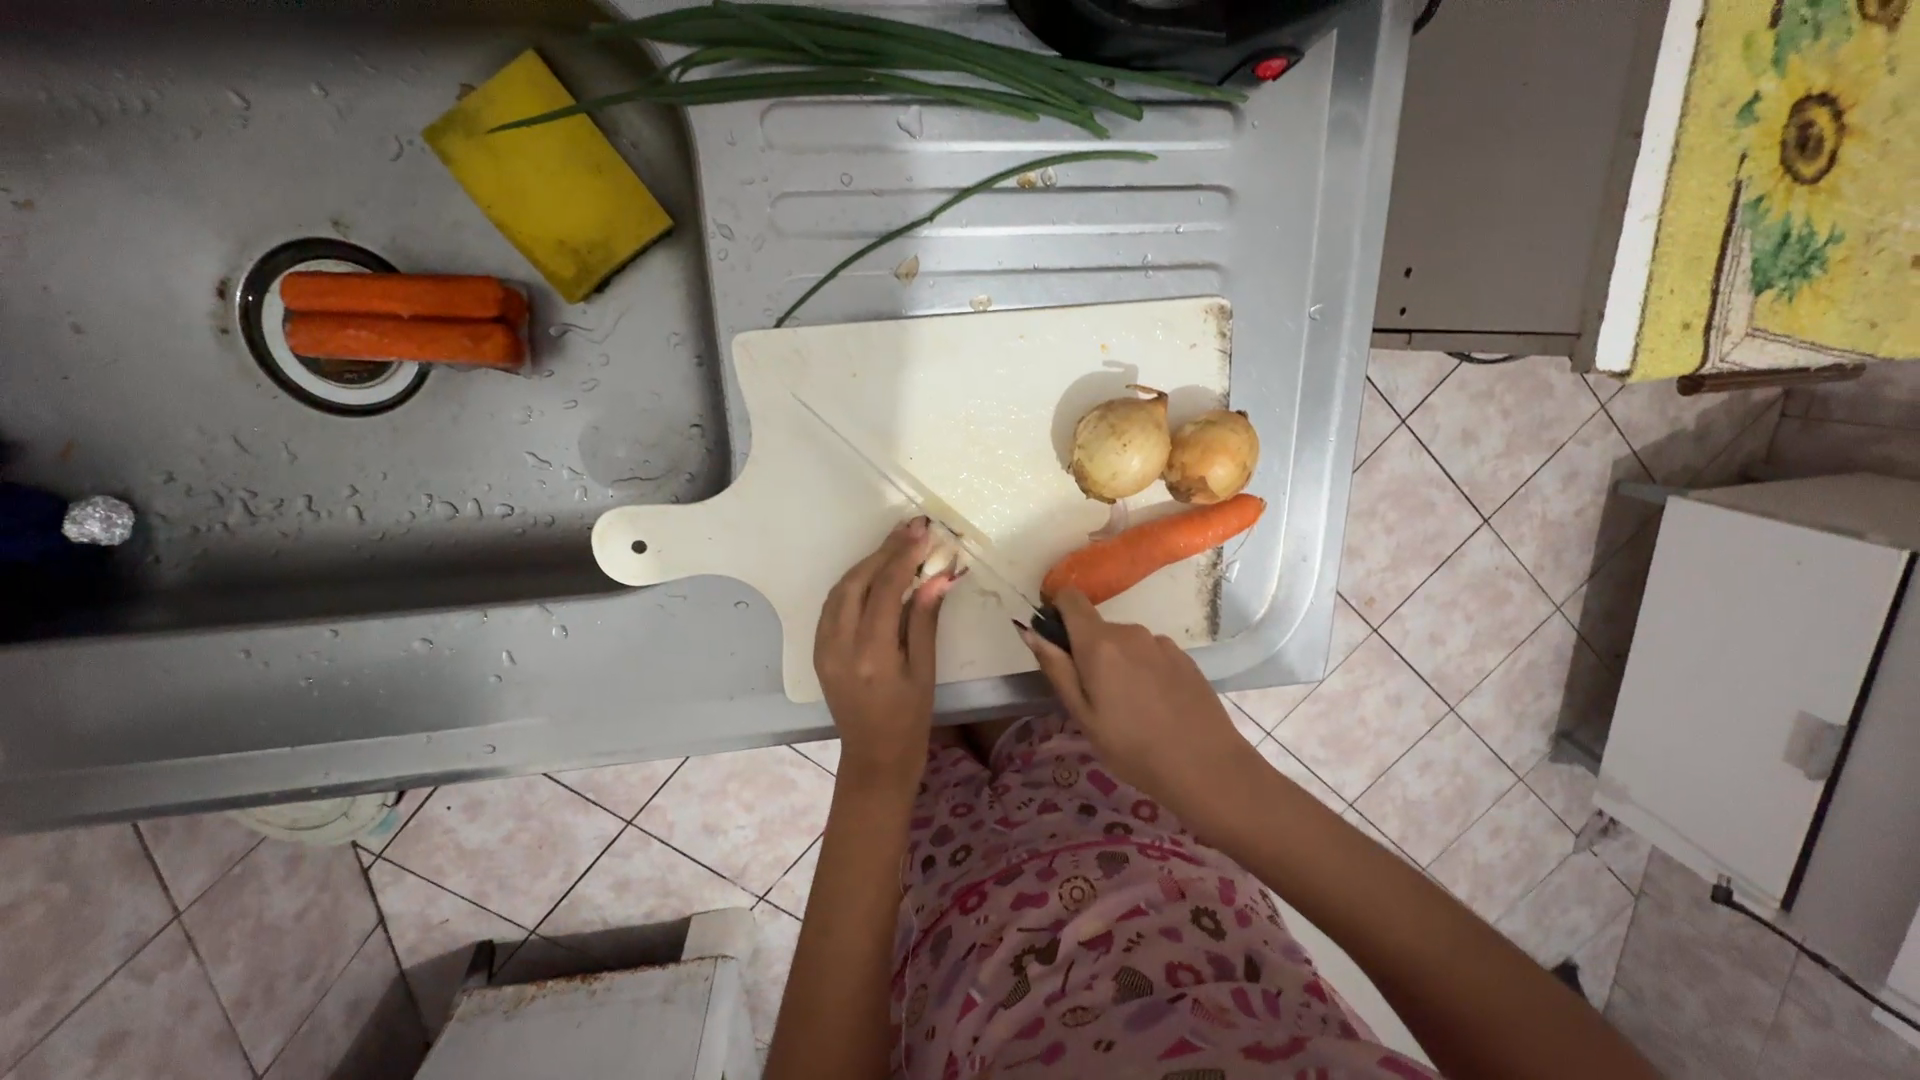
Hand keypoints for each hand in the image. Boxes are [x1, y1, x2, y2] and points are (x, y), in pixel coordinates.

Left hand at [814, 517, 957, 788]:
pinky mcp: (818, 650)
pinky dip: (853, 582)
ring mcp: (823, 647)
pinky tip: (874, 572)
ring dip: (867, 563)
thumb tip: (938, 575)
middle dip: (884, 551)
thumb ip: (925, 620)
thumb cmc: (910, 719)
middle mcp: (840, 646)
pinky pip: (832, 604)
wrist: (874, 757)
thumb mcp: (925, 670)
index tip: (923, 531)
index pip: (886, 589)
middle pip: (857, 581)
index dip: (904, 556)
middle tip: (911, 528)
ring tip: (896, 544)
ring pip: (840, 589)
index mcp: (872, 654)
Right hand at [1018, 589, 1255, 813]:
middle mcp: (1131, 632)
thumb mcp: (1082, 715)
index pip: (1071, 599)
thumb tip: (1030, 631)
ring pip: (1126, 644)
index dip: (1057, 612)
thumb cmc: (1131, 747)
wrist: (1205, 765)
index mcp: (1099, 643)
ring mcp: (1162, 643)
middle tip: (1095, 700)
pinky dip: (1144, 672)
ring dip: (1119, 664)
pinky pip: (1151, 655)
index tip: (1057, 644)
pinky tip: (1156, 707)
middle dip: (1089, 653)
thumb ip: (1056, 668)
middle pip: (1098, 629)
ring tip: (1130, 709)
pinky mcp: (1185, 658)